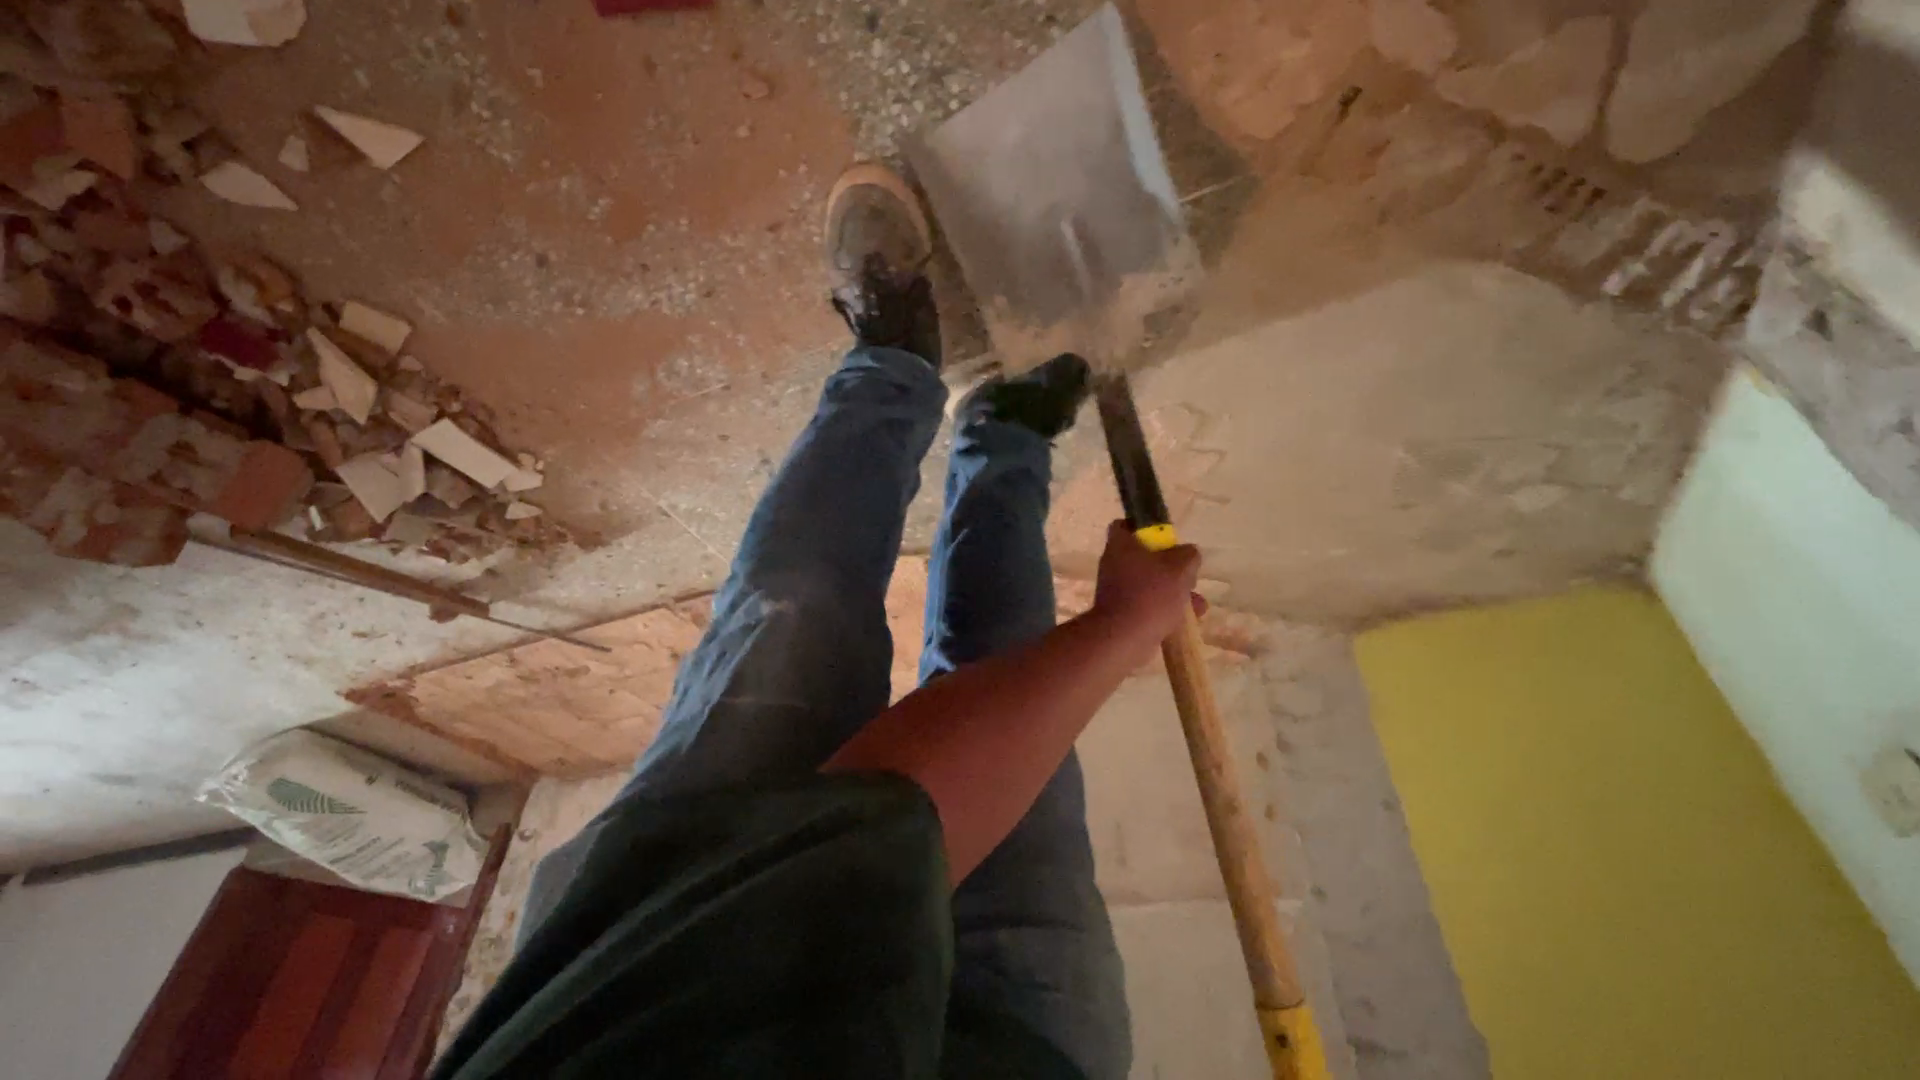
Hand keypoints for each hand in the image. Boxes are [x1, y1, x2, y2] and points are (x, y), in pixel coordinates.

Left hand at [1092, 520, 1203, 640]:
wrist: (1124, 638)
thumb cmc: (1151, 595)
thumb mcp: (1180, 568)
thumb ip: (1188, 555)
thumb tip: (1188, 553)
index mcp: (1120, 545)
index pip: (1125, 525)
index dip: (1146, 528)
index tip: (1167, 538)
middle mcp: (1113, 565)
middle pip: (1145, 558)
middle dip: (1172, 568)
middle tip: (1189, 576)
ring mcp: (1115, 591)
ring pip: (1150, 584)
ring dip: (1174, 592)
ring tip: (1197, 605)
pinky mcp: (1120, 613)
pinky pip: (1146, 606)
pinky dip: (1165, 611)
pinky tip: (1186, 622)